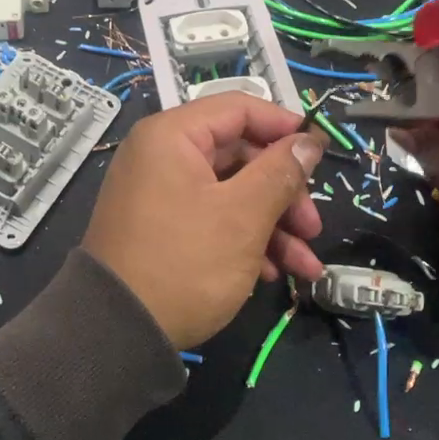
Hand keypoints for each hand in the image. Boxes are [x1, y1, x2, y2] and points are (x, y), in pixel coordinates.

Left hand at [83, 93, 325, 348]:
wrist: (116, 330)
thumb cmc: (185, 262)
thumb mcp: (242, 216)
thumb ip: (280, 172)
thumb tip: (309, 139)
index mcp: (173, 136)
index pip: (239, 108)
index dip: (284, 127)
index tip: (322, 154)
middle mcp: (161, 154)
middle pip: (239, 154)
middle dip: (284, 192)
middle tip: (313, 228)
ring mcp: (159, 192)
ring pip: (230, 191)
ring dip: (273, 224)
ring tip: (306, 267)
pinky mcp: (160, 226)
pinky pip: (210, 216)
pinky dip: (244, 239)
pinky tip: (272, 274)